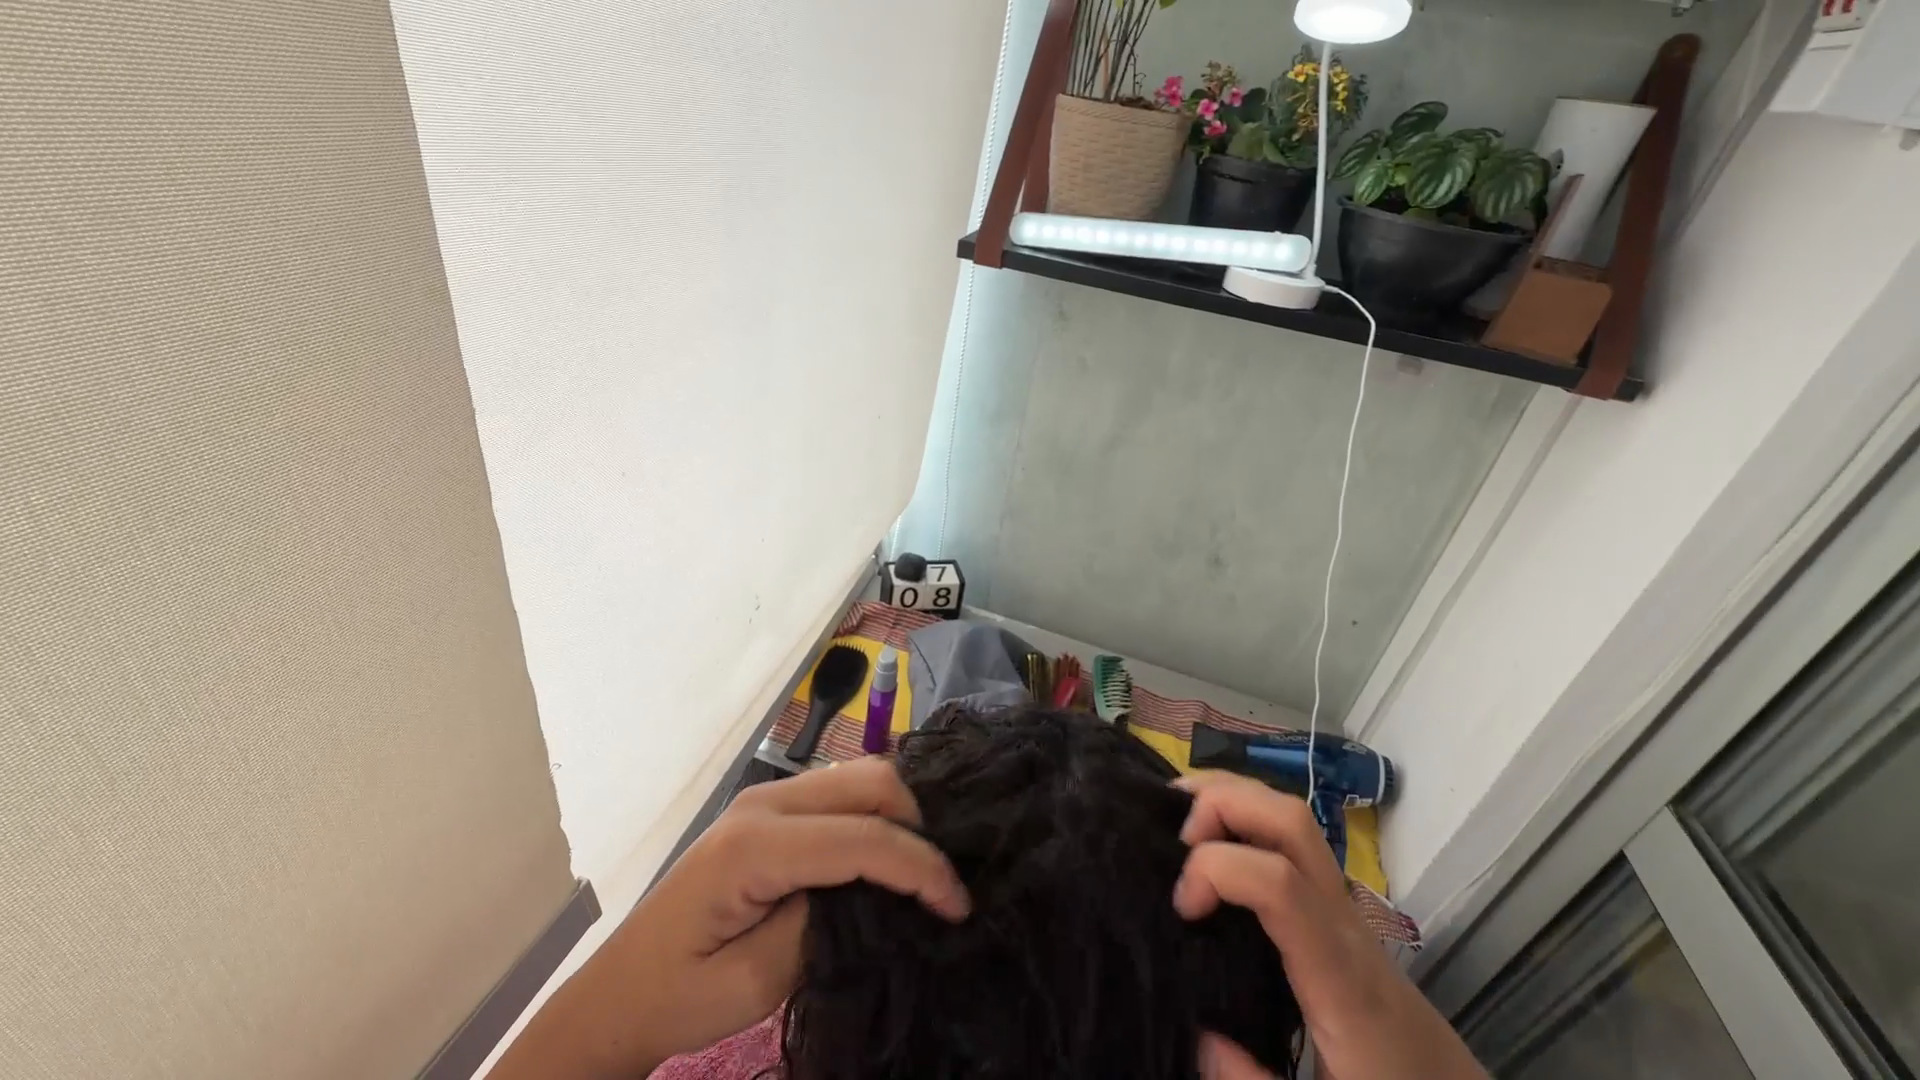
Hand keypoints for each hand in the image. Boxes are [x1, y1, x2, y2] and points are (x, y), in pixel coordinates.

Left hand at [492, 757, 969, 1079]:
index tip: (959, 906)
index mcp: (754, 844)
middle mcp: (763, 802)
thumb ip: (822, 926)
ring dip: (901, 814)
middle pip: (869, 781)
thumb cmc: (679, 995)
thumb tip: (878, 893)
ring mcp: (764, 799)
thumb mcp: (753, 983)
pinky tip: (888, 855)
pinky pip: (840, 793)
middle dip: (919, 825)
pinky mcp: (768, 810)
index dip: (920, 867)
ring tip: (924, 871)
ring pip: (859, 778)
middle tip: (944, 885)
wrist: (620, 991)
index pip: (862, 837)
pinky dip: (876, 815)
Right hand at [1172, 772, 1487, 1079]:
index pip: (1281, 883)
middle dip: (1222, 804)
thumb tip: (1199, 1034)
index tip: (1183, 907)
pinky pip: (1292, 846)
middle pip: (1292, 821)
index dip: (1217, 869)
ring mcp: (1347, 913)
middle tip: (1169, 840)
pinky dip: (1246, 825)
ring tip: (1179, 830)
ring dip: (1233, 803)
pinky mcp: (1339, 916)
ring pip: (1295, 820)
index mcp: (1342, 978)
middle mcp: (1347, 926)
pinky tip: (1213, 852)